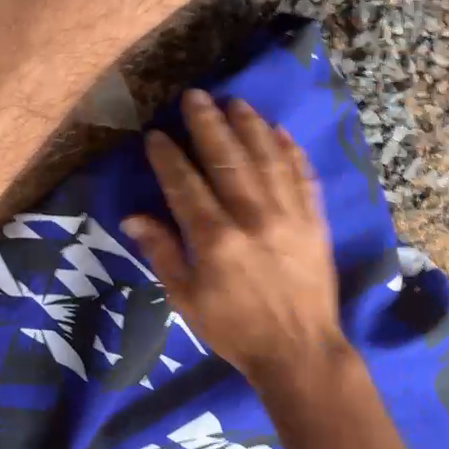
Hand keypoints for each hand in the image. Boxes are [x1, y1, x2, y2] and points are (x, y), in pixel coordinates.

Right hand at [123, 91, 349, 383]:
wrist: (298, 351)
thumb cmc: (233, 329)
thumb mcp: (185, 298)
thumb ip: (162, 253)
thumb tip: (134, 217)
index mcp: (214, 240)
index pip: (185, 185)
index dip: (168, 156)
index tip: (156, 135)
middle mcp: (252, 218)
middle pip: (227, 159)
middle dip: (208, 124)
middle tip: (194, 97)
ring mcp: (289, 216)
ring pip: (267, 158)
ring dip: (249, 126)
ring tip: (234, 102)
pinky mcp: (315, 221)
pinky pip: (302, 176)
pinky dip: (290, 151)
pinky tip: (277, 132)